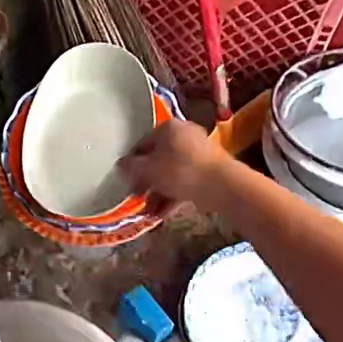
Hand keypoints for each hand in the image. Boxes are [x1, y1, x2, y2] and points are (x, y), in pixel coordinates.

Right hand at [118, 119, 234, 212]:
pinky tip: (162, 213)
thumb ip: (131, 168)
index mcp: (168, 128)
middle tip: (137, 197)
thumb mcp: (149, 170)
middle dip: (146, 182)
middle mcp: (184, 135)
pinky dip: (173, 195)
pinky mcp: (208, 171)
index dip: (131, 163)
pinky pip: (185, 181)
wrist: (221, 185)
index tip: (125, 180)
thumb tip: (121, 165)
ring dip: (158, 193)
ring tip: (148, 212)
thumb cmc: (180, 171)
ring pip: (171, 173)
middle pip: (158, 159)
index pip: (142, 144)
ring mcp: (199, 153)